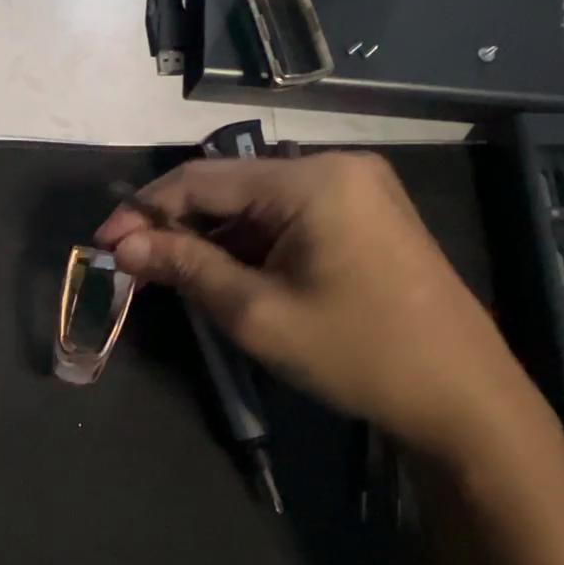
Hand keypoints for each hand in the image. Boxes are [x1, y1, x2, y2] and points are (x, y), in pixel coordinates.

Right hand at [95, 152, 548, 458]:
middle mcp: (335, 168)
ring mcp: (355, 191)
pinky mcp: (363, 216)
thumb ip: (185, 268)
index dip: (142, 210)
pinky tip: (218, 273)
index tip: (102, 246)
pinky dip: (242, 243)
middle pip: (227, 185)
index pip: (201, 179)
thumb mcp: (254, 313)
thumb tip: (122, 245)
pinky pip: (282, 217)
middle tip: (129, 264)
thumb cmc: (355, 352)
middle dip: (172, 223)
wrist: (461, 396)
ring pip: (252, 203)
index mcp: (311, 181)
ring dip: (205, 235)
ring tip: (165, 274)